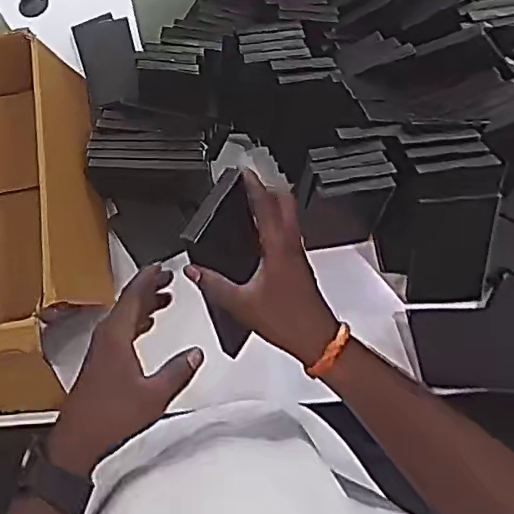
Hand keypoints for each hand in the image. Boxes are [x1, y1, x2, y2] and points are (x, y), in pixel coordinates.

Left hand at [48, 264, 202, 472]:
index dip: (148, 278)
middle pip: (127, 301)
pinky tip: (145, 325)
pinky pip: (119, 328)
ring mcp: (101, 346)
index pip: (133, 295)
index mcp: (115, 335)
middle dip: (148, 287)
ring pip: (123, 314)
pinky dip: (135, 320)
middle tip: (166, 278)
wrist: (79, 439)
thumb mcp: (153, 396)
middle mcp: (105, 335)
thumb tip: (194, 354)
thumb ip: (176, 371)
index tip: (160, 266)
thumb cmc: (109, 417)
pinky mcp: (100, 358)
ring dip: (142, 304)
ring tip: (162, 298)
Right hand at [186, 172, 342, 365]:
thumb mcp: (241, 304)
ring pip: (289, 217)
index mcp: (278, 248)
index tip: (245, 172)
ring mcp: (298, 255)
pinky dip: (276, 223)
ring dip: (274, 203)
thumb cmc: (290, 322)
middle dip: (270, 187)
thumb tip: (195, 271)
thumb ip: (214, 284)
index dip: (254, 186)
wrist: (319, 341)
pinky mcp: (300, 266)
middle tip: (255, 180)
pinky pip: (289, 233)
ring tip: (257, 199)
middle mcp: (291, 247)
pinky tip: (264, 233)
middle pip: (286, 205)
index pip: (265, 206)